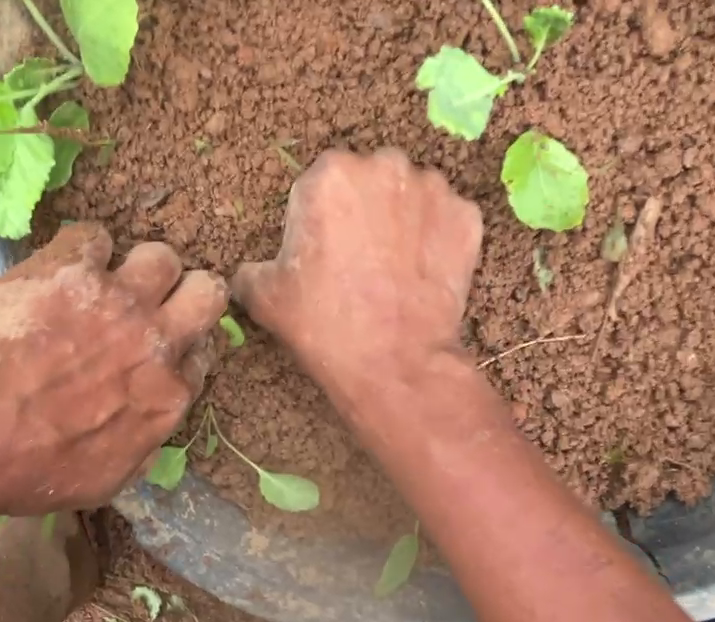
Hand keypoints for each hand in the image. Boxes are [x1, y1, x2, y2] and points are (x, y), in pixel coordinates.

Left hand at [0, 223, 225, 513]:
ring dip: (135, 269)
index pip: (201, 354)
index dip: (180, 348)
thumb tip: (147, 430)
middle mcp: (157, 342)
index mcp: (168, 397)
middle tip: (148, 304)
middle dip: (183, 294)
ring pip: (159, 256)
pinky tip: (58, 271)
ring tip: (101, 284)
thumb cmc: (32, 471)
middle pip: (206, 291)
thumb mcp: (103, 480)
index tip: (156, 350)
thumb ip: (139, 447)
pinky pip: (94, 237)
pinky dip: (80, 250)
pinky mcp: (71, 268)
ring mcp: (117, 300)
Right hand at [232, 149, 482, 411]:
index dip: (315, 224)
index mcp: (330, 174)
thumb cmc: (323, 325)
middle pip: (367, 185)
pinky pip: (444, 224)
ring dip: (400, 227)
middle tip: (356, 267)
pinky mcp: (466, 218)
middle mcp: (384, 166)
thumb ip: (251, 272)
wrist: (394, 362)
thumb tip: (248, 273)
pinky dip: (434, 245)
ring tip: (390, 276)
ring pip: (409, 200)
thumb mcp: (265, 299)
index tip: (320, 259)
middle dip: (361, 217)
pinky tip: (419, 280)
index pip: (317, 188)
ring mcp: (433, 190)